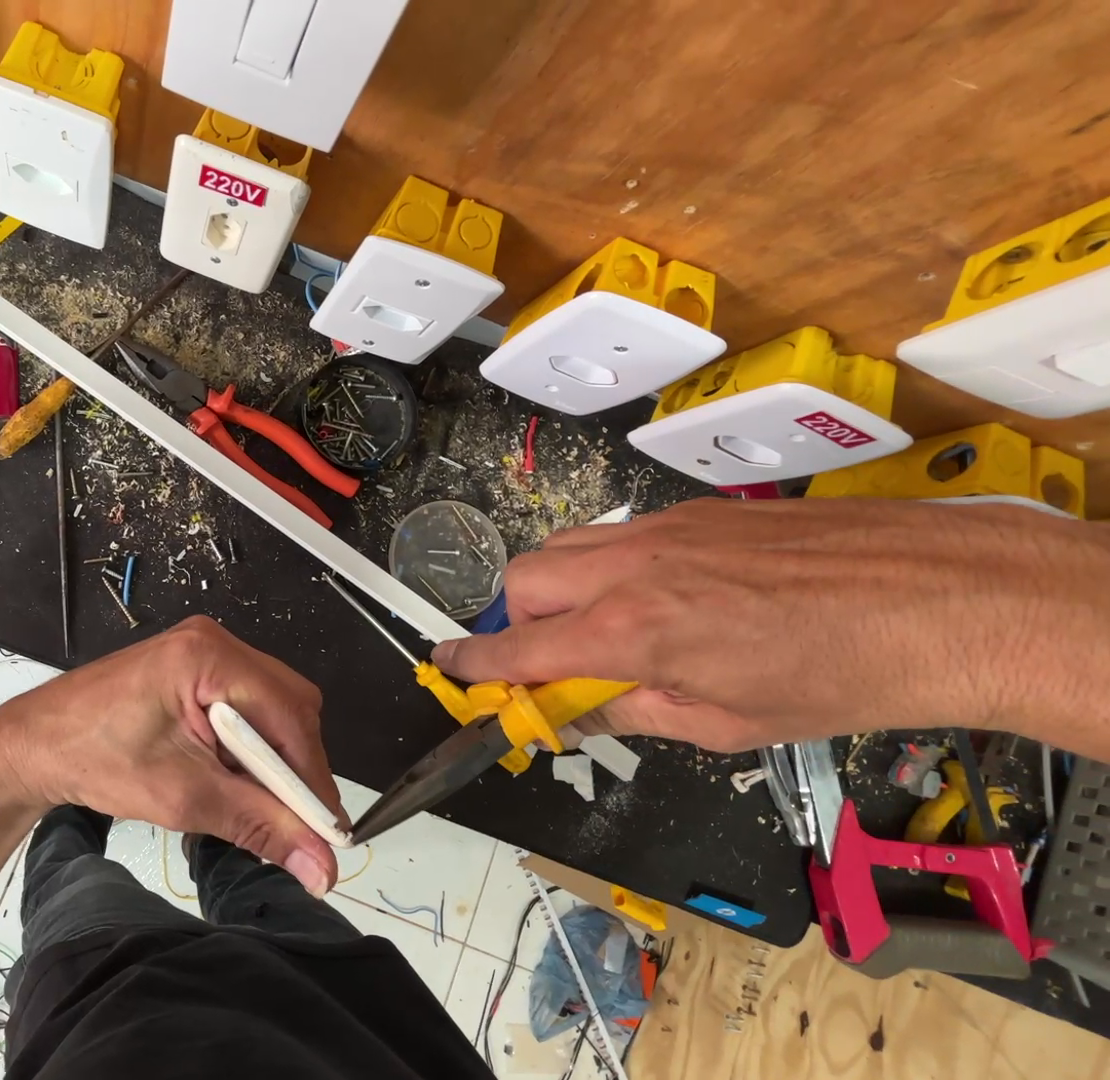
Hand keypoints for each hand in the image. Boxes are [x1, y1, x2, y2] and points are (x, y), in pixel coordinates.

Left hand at [0, 617, 342, 895]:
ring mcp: (202, 649)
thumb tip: (320, 864)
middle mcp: (212, 640)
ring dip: (273, 758)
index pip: (290, 716)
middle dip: (295, 767)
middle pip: (290, 705)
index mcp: (207, 657)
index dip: (313, 778)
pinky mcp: (193, 666)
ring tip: (253, 801)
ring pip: (272, 706)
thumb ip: (259, 825)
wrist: (36, 744)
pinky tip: (230, 775)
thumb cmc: (94, 759)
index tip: (327, 833)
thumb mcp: (184, 798)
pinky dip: (249, 745)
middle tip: (291, 821)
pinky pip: (247, 703)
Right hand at [430, 498, 1109, 755]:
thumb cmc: (843, 675)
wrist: (947, 599)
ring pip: (558, 547)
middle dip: (517, 622)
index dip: (473, 665)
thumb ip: (631, 712)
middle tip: (553, 657)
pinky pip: (611, 535)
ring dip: (554, 588)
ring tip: (602, 623)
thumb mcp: (725, 725)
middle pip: (519, 582)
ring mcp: (657, 532)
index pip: (516, 649)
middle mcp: (627, 571)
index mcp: (628, 632)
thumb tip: (581, 708)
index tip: (447, 669)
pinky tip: (657, 593)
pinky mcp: (690, 512)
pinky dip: (603, 566)